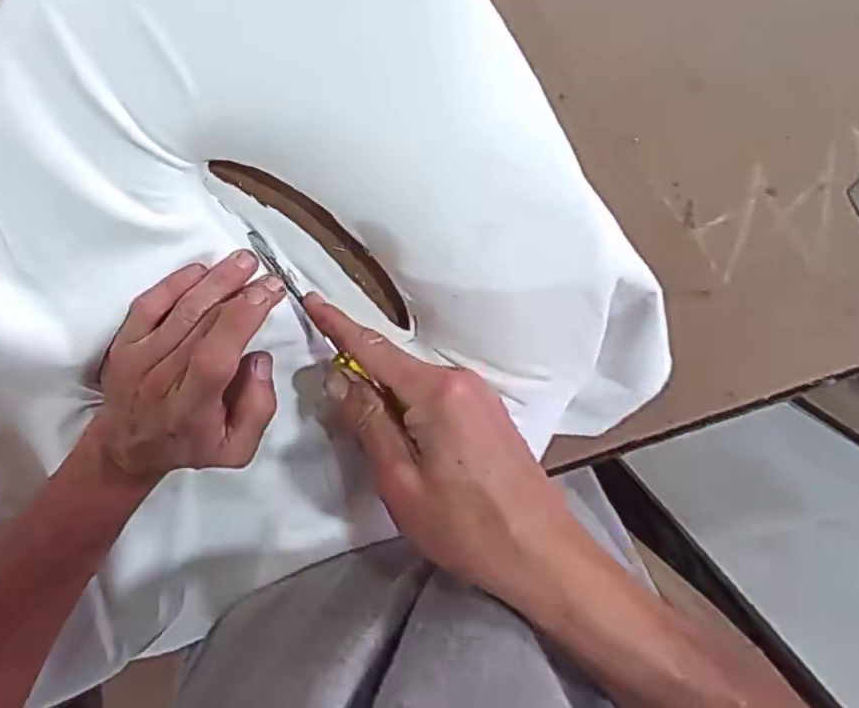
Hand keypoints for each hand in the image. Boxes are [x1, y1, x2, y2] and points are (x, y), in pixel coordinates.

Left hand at [90, 253, 284, 481]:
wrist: (127, 446)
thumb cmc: (187, 443)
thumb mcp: (235, 449)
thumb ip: (258, 407)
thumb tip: (259, 358)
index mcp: (190, 408)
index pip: (215, 356)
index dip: (243, 318)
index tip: (269, 294)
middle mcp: (160, 379)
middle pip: (200, 324)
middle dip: (239, 292)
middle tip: (266, 277)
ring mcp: (137, 357)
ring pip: (180, 308)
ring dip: (215, 279)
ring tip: (243, 261)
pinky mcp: (124, 341)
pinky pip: (150, 303)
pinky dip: (175, 282)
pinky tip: (202, 270)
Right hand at [306, 293, 577, 602]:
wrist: (547, 559)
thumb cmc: (467, 526)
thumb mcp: (401, 480)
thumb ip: (368, 421)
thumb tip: (339, 377)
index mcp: (436, 390)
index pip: (372, 347)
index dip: (337, 323)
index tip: (311, 299)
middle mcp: (459, 379)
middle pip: (393, 364)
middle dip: (360, 374)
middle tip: (335, 402)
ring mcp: (478, 393)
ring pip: (414, 381)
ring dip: (386, 395)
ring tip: (374, 436)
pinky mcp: (488, 411)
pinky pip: (435, 394)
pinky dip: (409, 404)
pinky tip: (407, 439)